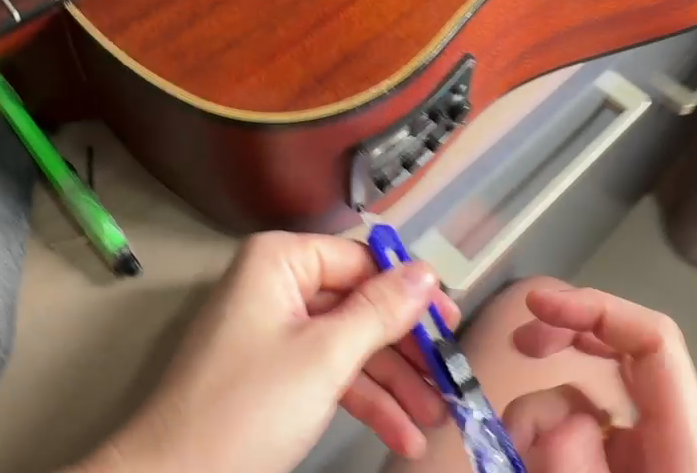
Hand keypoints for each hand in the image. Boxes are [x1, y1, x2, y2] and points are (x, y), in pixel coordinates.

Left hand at [76, 232, 460, 472]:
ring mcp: (275, 330)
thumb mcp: (324, 357)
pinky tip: (402, 435)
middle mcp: (278, 284)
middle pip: (358, 305)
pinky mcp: (274, 373)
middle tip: (449, 377)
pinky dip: (364, 401)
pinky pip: (329, 373)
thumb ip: (379, 312)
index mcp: (281, 260)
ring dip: (393, 383)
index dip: (408, 292)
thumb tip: (426, 272)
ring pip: (349, 344)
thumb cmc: (246, 406)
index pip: (360, 261)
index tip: (450, 324)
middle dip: (404, 349)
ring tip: (435, 418)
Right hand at [503, 287, 696, 472]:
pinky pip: (579, 437)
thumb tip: (551, 417)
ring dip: (539, 416)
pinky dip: (545, 441)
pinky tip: (529, 459)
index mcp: (688, 446)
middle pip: (621, 353)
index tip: (537, 306)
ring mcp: (647, 461)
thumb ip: (576, 467)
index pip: (654, 341)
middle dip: (565, 339)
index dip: (596, 308)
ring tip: (514, 450)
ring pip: (586, 402)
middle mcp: (671, 441)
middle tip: (520, 345)